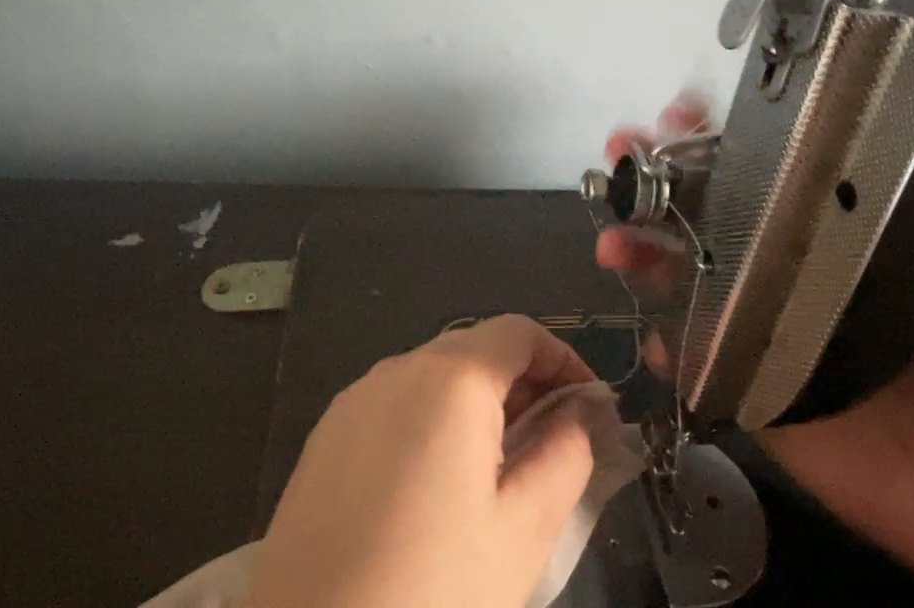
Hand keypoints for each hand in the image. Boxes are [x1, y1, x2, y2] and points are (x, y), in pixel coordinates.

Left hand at [248, 315, 598, 607]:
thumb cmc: (433, 588)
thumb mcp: (523, 530)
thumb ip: (566, 456)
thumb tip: (580, 415)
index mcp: (450, 379)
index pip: (519, 331)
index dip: (564, 359)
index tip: (590, 406)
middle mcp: (395, 371)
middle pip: (474, 349)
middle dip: (523, 383)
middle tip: (554, 441)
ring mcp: (351, 402)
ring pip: (432, 378)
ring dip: (477, 404)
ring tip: (499, 469)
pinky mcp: (323, 439)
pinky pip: (393, 407)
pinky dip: (431, 423)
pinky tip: (436, 487)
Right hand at [598, 97, 913, 606]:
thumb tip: (879, 157)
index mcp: (837, 247)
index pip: (770, 185)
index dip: (722, 146)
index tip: (686, 117)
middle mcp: (791, 281)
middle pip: (713, 224)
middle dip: (660, 185)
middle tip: (625, 158)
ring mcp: (763, 337)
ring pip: (690, 285)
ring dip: (644, 254)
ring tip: (616, 238)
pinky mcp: (750, 395)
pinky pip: (696, 364)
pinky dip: (666, 346)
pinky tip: (652, 331)